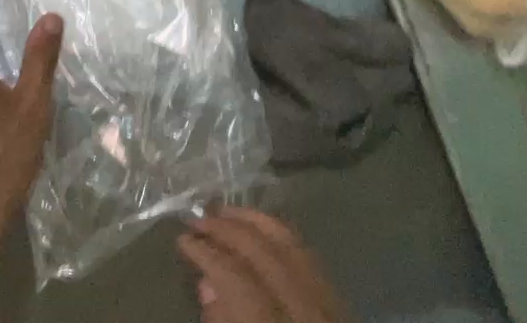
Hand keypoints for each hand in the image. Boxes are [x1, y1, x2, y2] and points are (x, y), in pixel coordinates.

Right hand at [178, 209, 347, 322]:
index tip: (182, 240)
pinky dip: (284, 239)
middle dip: (229, 230)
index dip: (207, 254)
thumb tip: (208, 287)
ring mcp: (334, 311)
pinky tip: (263, 234)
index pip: (238, 280)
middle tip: (197, 219)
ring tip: (226, 214)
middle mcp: (309, 316)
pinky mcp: (344, 311)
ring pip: (295, 249)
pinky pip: (311, 261)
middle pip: (268, 256)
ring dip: (257, 224)